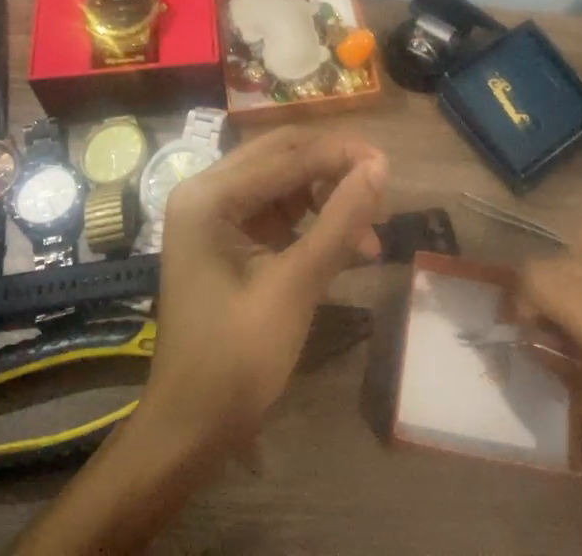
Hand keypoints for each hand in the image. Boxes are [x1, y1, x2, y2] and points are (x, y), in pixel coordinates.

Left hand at [15, 129, 385, 555]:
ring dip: (328, 197)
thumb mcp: (295, 286)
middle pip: (283, 157)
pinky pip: (279, 212)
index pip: (286, 155)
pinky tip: (350, 247)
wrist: (191, 426)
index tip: (390, 167)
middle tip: (382, 190)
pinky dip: (315, 222)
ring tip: (370, 233)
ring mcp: (215, 217)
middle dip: (335, 170)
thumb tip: (380, 167)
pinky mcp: (229, 241)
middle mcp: (206, 193)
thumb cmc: (236, 359)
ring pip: (285, 182)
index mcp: (208, 197)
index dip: (341, 155)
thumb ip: (338, 222)